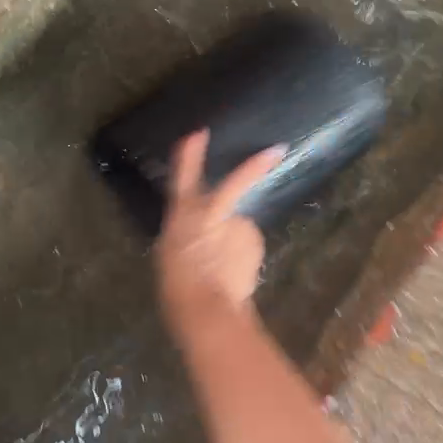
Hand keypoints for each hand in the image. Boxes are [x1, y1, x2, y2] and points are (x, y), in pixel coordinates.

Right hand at [156, 131, 285, 313]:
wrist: (208, 311)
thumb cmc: (177, 288)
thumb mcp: (169, 254)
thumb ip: (185, 235)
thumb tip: (204, 232)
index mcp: (182, 216)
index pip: (184, 179)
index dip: (191, 156)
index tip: (199, 132)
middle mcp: (211, 214)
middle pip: (232, 188)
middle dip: (254, 169)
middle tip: (273, 155)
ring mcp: (238, 227)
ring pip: (236, 227)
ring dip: (230, 240)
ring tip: (218, 268)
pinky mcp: (254, 243)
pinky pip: (245, 244)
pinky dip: (240, 254)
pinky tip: (231, 274)